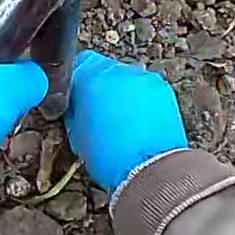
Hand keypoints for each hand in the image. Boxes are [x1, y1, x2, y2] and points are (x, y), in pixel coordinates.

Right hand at [65, 50, 188, 190]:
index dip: (76, 81)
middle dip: (100, 86)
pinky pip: (144, 87)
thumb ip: (73, 108)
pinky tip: (137, 121)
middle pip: (103, 69)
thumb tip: (74, 102)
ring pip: (125, 78)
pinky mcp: (162, 88)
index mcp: (92, 80)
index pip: (78, 64)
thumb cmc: (113, 158)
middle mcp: (119, 73)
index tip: (77, 94)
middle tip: (99, 111)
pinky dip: (140, 99)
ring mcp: (143, 79)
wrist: (149, 170)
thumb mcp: (77, 133)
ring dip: (121, 92)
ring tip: (121, 119)